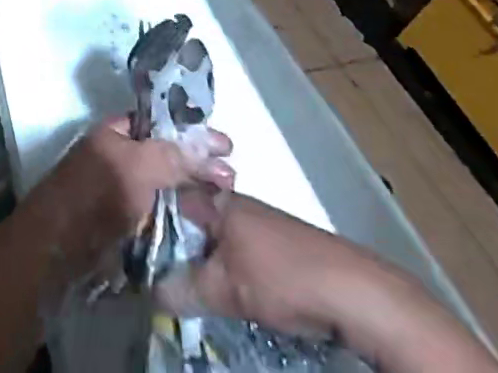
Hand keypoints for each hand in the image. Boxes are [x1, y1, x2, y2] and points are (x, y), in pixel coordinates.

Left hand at [20, 119, 234, 267]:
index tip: (228, 147)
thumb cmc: (95, 196)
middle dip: (199, 163)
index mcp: (113, 134)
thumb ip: (170, 155)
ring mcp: (125, 190)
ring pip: (167, 185)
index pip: (157, 123)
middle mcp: (119, 157)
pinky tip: (210, 223)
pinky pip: (163, 212)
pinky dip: (185, 215)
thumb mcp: (134, 166)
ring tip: (229, 200)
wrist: (62, 246)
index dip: (190, 131)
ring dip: (196, 191)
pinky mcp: (130, 221)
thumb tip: (207, 149)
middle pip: (165, 155)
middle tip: (234, 178)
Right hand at [159, 191, 497, 372]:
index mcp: (217, 201)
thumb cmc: (285, 279)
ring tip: (190, 285)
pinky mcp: (284, 247)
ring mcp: (263, 224)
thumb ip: (183, 289)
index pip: (167, 199)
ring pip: (218, 238)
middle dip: (176, 244)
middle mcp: (236, 204)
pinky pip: (242, 252)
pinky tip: (229, 290)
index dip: (147, 218)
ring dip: (204, 259)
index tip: (133, 242)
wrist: (364, 298)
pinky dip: (230, 268)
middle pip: (192, 220)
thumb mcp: (226, 290)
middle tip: (158, 270)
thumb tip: (147, 292)